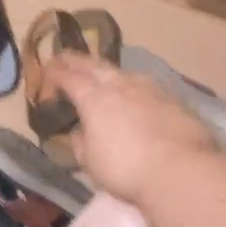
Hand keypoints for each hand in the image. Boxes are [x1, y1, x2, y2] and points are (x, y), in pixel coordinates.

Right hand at [45, 53, 221, 203]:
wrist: (179, 169)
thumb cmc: (124, 168)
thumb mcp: (89, 161)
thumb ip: (81, 142)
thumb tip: (79, 131)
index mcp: (94, 100)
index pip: (70, 79)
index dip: (56, 73)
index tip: (46, 68)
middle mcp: (121, 86)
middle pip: (95, 67)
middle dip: (78, 61)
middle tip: (65, 56)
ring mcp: (150, 89)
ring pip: (122, 72)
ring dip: (106, 69)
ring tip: (99, 70)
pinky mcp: (173, 99)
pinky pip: (144, 84)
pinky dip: (131, 83)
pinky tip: (133, 89)